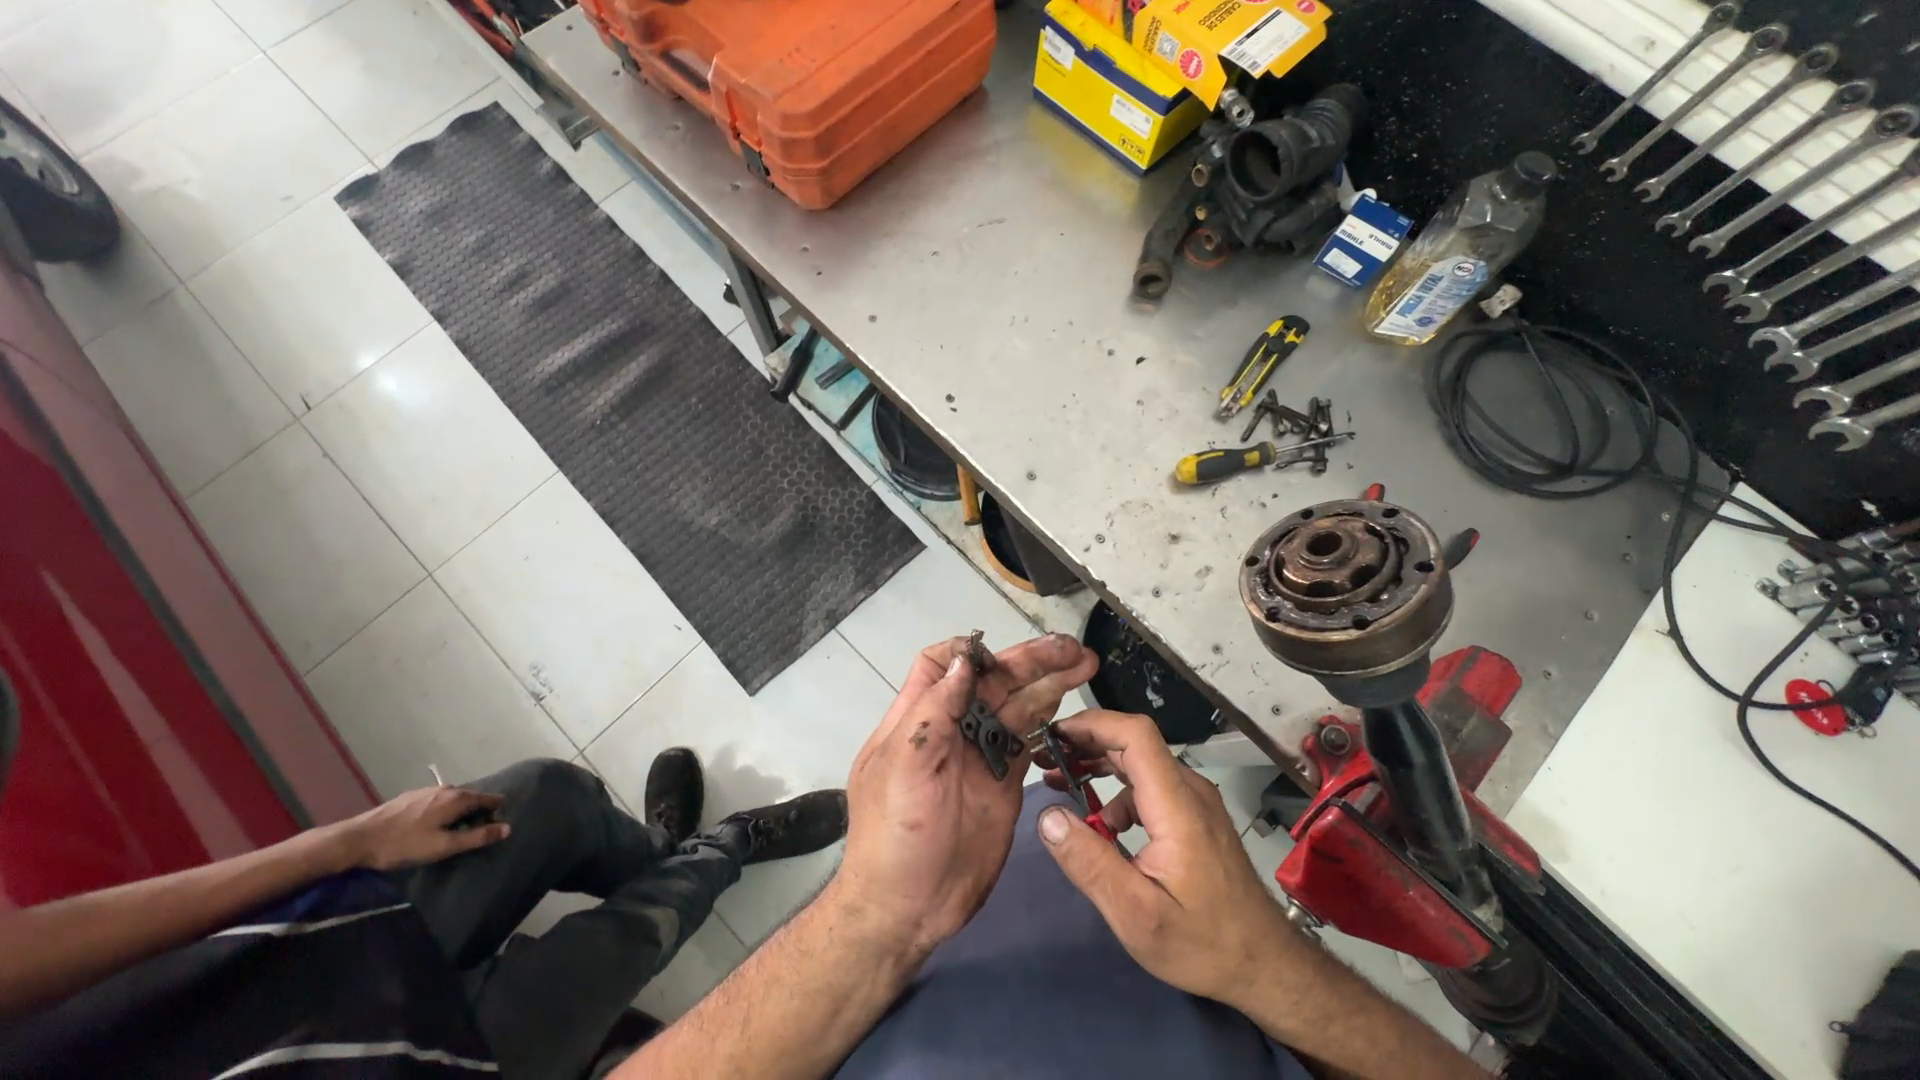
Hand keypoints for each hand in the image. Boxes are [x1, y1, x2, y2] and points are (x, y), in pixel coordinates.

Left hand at [325, 786, 511, 871]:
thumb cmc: (404, 844)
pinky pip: (438, 801)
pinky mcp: (411, 797)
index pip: (491, 799)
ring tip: (452, 833)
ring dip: (460, 813)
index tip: (493, 831)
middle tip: (472, 836)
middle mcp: (446, 789)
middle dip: (479, 813)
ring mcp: (427, 791)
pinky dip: (444, 811)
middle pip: (473, 798)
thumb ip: (477, 837)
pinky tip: (431, 827)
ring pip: (454, 799)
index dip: (496, 814)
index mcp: (458, 798)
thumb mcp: (443, 846)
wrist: (357, 839)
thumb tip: (507, 828)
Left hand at [832, 633, 1097, 954]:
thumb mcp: (903, 767)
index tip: (1002, 654)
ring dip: (1048, 684)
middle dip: (1029, 661)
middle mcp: (951, 731)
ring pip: (1016, 708)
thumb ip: (933, 711)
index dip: (970, 652)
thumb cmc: (894, 836)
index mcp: (918, 719)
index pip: (940, 665)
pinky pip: (1028, 742)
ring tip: (1084, 664)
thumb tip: (963, 660)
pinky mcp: (1004, 785)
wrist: (908, 909)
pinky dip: (1049, 721)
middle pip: (991, 682)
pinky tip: (1070, 705)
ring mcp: (980, 758)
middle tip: (1073, 649)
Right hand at [1036, 709, 1301, 1008]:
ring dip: (1099, 766)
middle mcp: (1190, 792)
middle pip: (1135, 743)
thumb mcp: (1136, 914)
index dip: (1092, 724)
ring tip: (1059, 783)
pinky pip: (1152, 788)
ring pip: (1142, 764)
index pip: (1136, 735)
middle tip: (1042, 760)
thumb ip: (1090, 863)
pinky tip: (1101, 826)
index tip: (1052, 736)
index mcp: (1176, 806)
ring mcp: (1197, 803)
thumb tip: (1048, 818)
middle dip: (1085, 743)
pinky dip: (1119, 793)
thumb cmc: (1202, 943)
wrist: (1265, 965)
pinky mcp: (1197, 819)